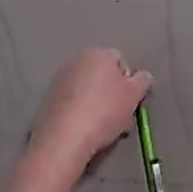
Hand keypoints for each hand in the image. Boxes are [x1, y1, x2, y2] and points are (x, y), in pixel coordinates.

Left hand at [31, 47, 152, 168]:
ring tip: (105, 128)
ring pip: (89, 90)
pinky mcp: (49, 99)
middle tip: (121, 118)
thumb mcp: (134, 95)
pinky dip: (82, 112)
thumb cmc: (103, 111)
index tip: (130, 102)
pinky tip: (87, 130)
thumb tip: (143, 77)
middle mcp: (76, 60)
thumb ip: (143, 81)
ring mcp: (60, 79)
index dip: (130, 83)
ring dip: (99, 105)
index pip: (121, 61)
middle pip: (104, 76)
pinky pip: (74, 102)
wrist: (65, 138)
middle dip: (114, 95)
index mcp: (96, 53)